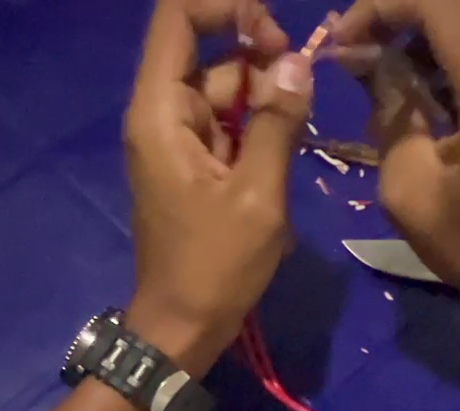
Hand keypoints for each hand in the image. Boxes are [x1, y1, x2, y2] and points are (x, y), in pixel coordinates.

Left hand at [123, 0, 313, 375]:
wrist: (181, 329)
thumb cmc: (215, 268)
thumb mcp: (258, 195)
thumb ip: (278, 122)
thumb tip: (297, 64)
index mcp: (161, 112)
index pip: (180, 14)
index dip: (230, 7)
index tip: (275, 40)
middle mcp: (161, 117)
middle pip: (212, 56)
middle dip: (260, 71)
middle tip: (299, 112)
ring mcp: (174, 145)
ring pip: (225, 96)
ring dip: (264, 113)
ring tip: (287, 158)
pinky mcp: (190, 171)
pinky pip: (226, 133)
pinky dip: (254, 140)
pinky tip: (273, 174)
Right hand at [333, 0, 459, 340]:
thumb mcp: (407, 191)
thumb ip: (389, 109)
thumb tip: (366, 54)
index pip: (445, 2)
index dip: (387, 3)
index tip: (347, 38)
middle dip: (410, 1)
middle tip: (370, 40)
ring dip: (439, 10)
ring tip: (400, 53)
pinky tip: (437, 63)